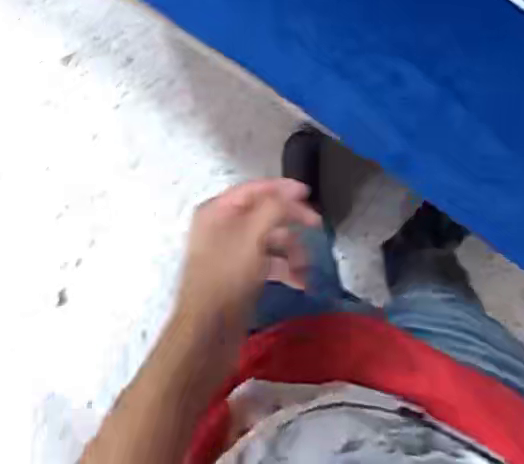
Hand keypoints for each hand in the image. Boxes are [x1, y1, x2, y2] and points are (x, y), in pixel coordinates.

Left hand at [174, 179, 320, 325]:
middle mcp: (221, 227)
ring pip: (267, 240)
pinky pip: (265, 262)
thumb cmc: (227, 278)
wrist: (207, 335)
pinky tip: (299, 281)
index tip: (308, 193)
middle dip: (290, 221)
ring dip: (290, 249)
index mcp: (217, 210)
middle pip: (263, 213)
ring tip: (306, 265)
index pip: (253, 189)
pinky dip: (283, 268)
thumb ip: (273, 208)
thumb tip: (290, 193)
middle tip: (316, 226)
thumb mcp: (252, 236)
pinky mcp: (238, 277)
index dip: (281, 188)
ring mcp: (229, 253)